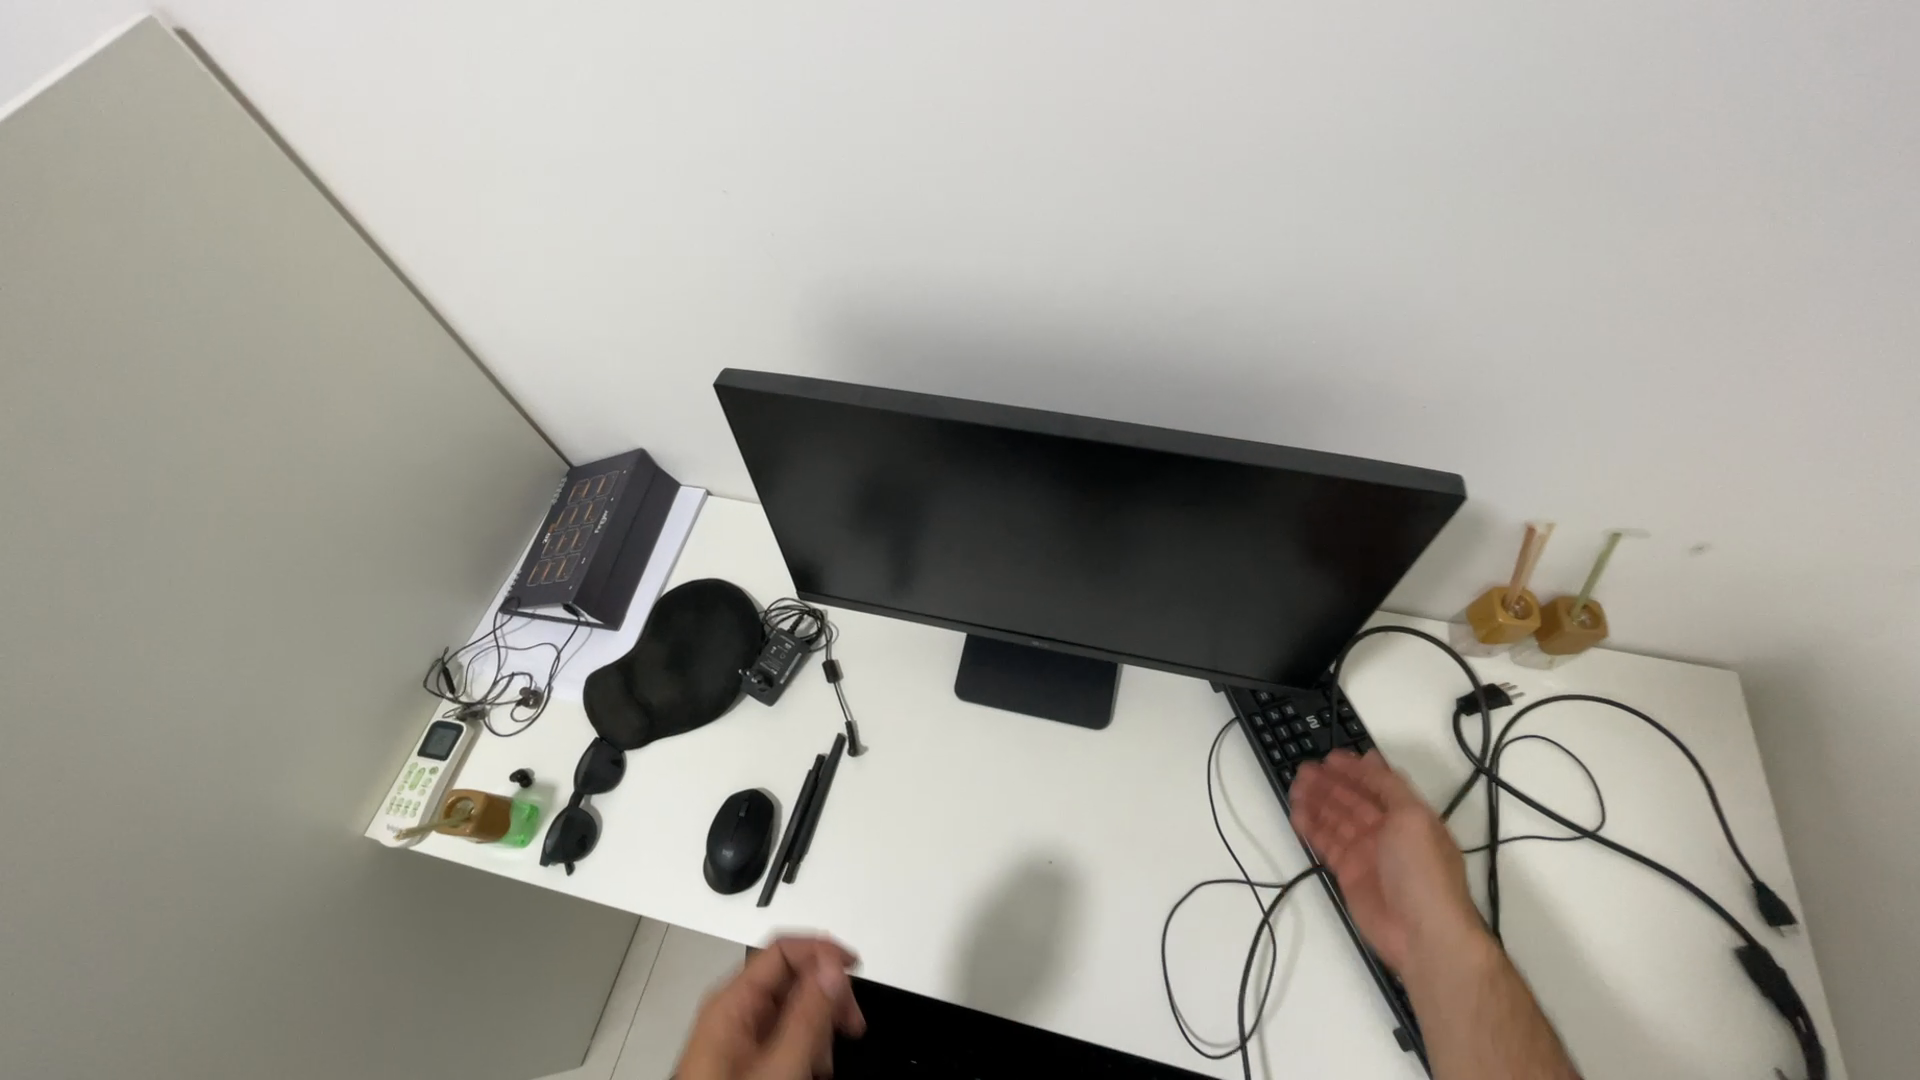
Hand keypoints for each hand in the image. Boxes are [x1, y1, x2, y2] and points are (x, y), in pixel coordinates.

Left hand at [676, 936, 866, 1079]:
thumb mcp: (778, 1069)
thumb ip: (807, 1015)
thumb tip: (831, 967)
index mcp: (731, 1003)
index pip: (783, 949)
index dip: (822, 951)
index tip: (853, 968)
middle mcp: (731, 1012)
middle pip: (791, 976)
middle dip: (826, 997)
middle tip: (851, 1023)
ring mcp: (736, 1036)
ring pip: (792, 1006)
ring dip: (818, 1027)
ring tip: (824, 1062)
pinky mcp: (743, 1059)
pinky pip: (783, 1033)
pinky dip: (805, 1046)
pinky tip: (811, 1070)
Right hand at [1289, 750, 1483, 976]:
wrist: (1423, 934)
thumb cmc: (1422, 871)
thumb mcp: (1413, 818)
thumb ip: (1389, 786)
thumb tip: (1371, 758)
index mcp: (1409, 817)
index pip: (1377, 786)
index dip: (1354, 770)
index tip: (1329, 758)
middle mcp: (1388, 833)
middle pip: (1353, 801)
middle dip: (1329, 784)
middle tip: (1304, 770)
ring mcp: (1367, 854)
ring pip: (1336, 820)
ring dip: (1316, 802)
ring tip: (1295, 788)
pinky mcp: (1349, 873)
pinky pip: (1326, 844)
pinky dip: (1311, 828)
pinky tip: (1297, 814)